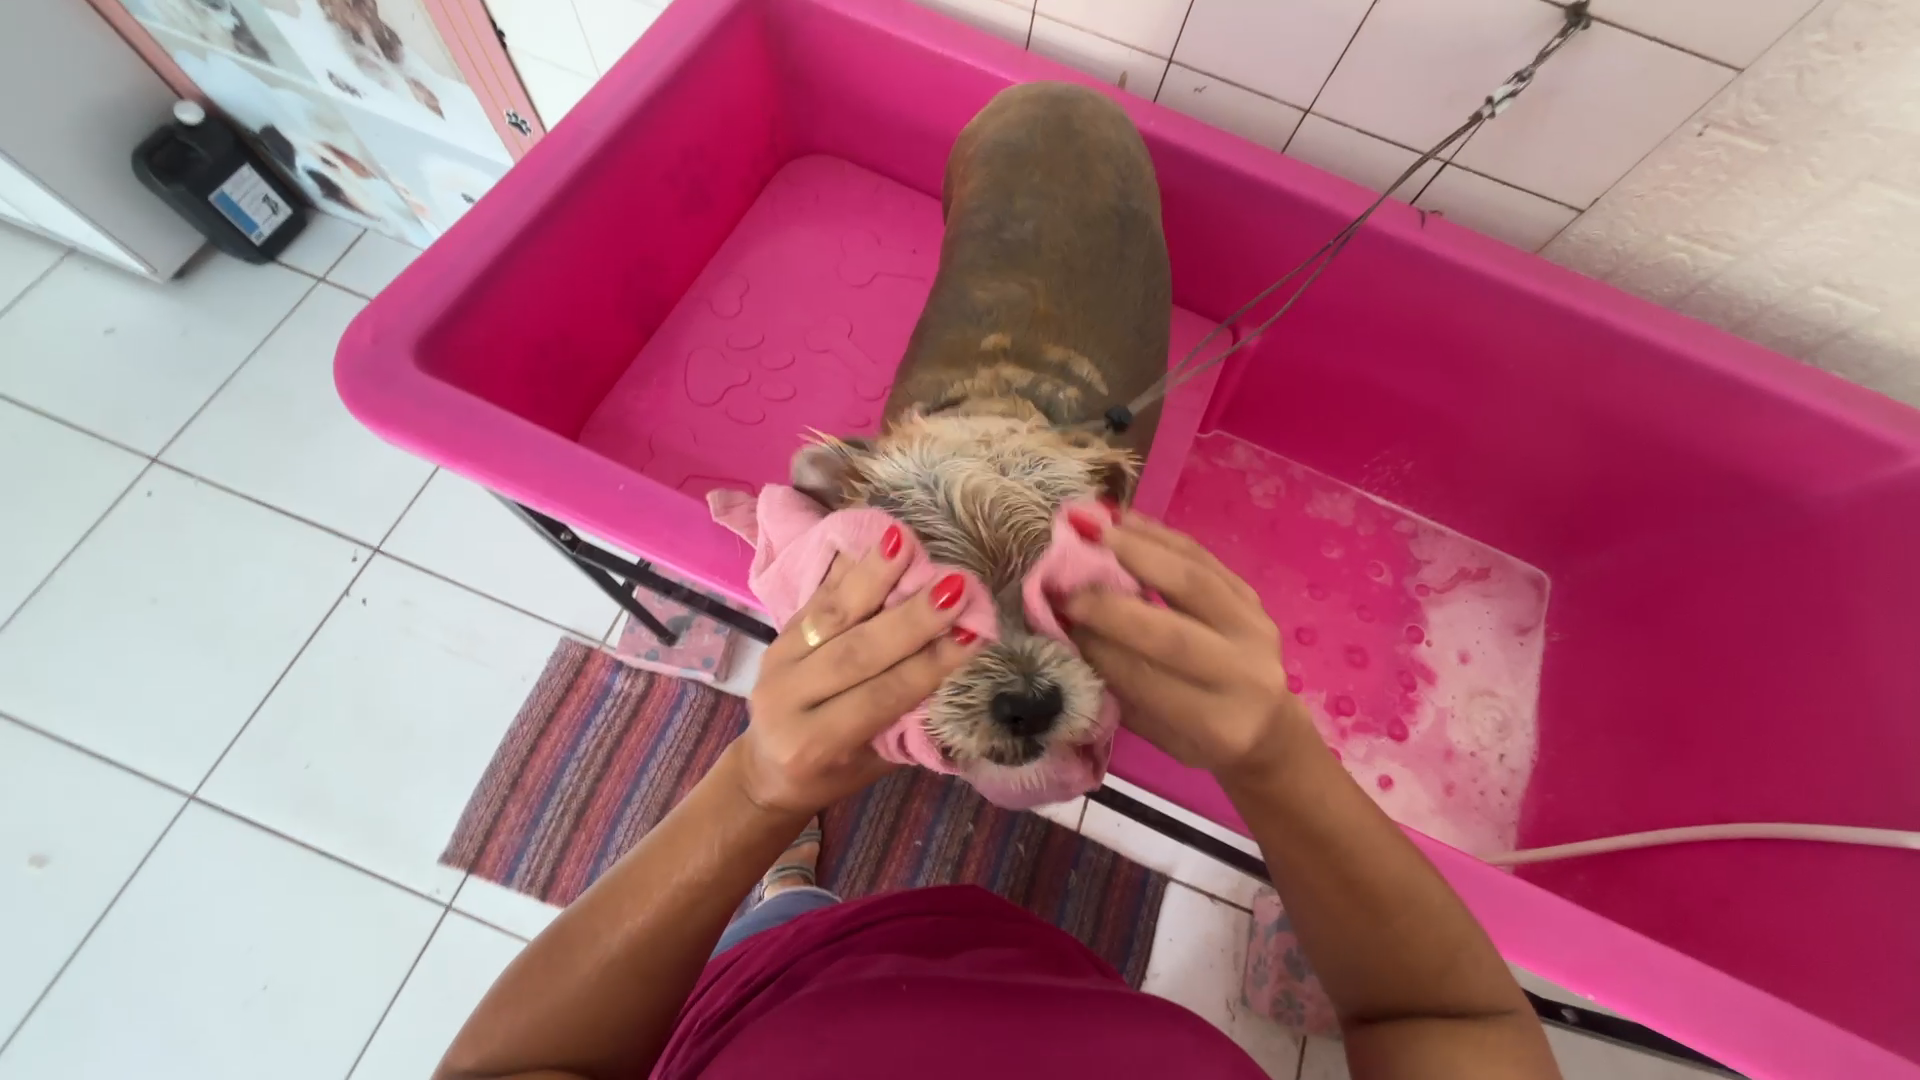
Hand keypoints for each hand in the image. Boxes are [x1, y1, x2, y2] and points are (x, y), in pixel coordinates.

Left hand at [737, 527, 980, 814]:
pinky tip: (876, 541)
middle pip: (855, 651)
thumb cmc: (832, 774)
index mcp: (813, 744)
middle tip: (953, 586)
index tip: (972, 636)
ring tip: (906, 542)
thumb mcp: (872, 765)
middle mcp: (787, 699)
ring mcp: (777, 661)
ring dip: (874, 576)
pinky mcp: (777, 634)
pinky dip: (850, 569)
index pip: (880, 696)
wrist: (765, 768)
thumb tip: (957, 669)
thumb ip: (906, 722)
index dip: (927, 665)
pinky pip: (818, 596)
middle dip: (910, 617)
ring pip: (831, 614)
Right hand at [1061, 511, 1312, 784]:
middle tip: (1062, 580)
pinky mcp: (1253, 596)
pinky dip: (1159, 535)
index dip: (1097, 649)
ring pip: (1193, 581)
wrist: (1265, 726)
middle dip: (1110, 605)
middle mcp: (1245, 674)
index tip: (1053, 620)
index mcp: (1216, 724)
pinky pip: (1203, 557)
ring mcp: (1255, 628)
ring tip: (1090, 531)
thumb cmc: (1196, 735)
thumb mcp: (1154, 728)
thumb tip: (1063, 629)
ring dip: (1137, 551)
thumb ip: (1115, 683)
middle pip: (1173, 634)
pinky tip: (1121, 520)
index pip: (1147, 681)